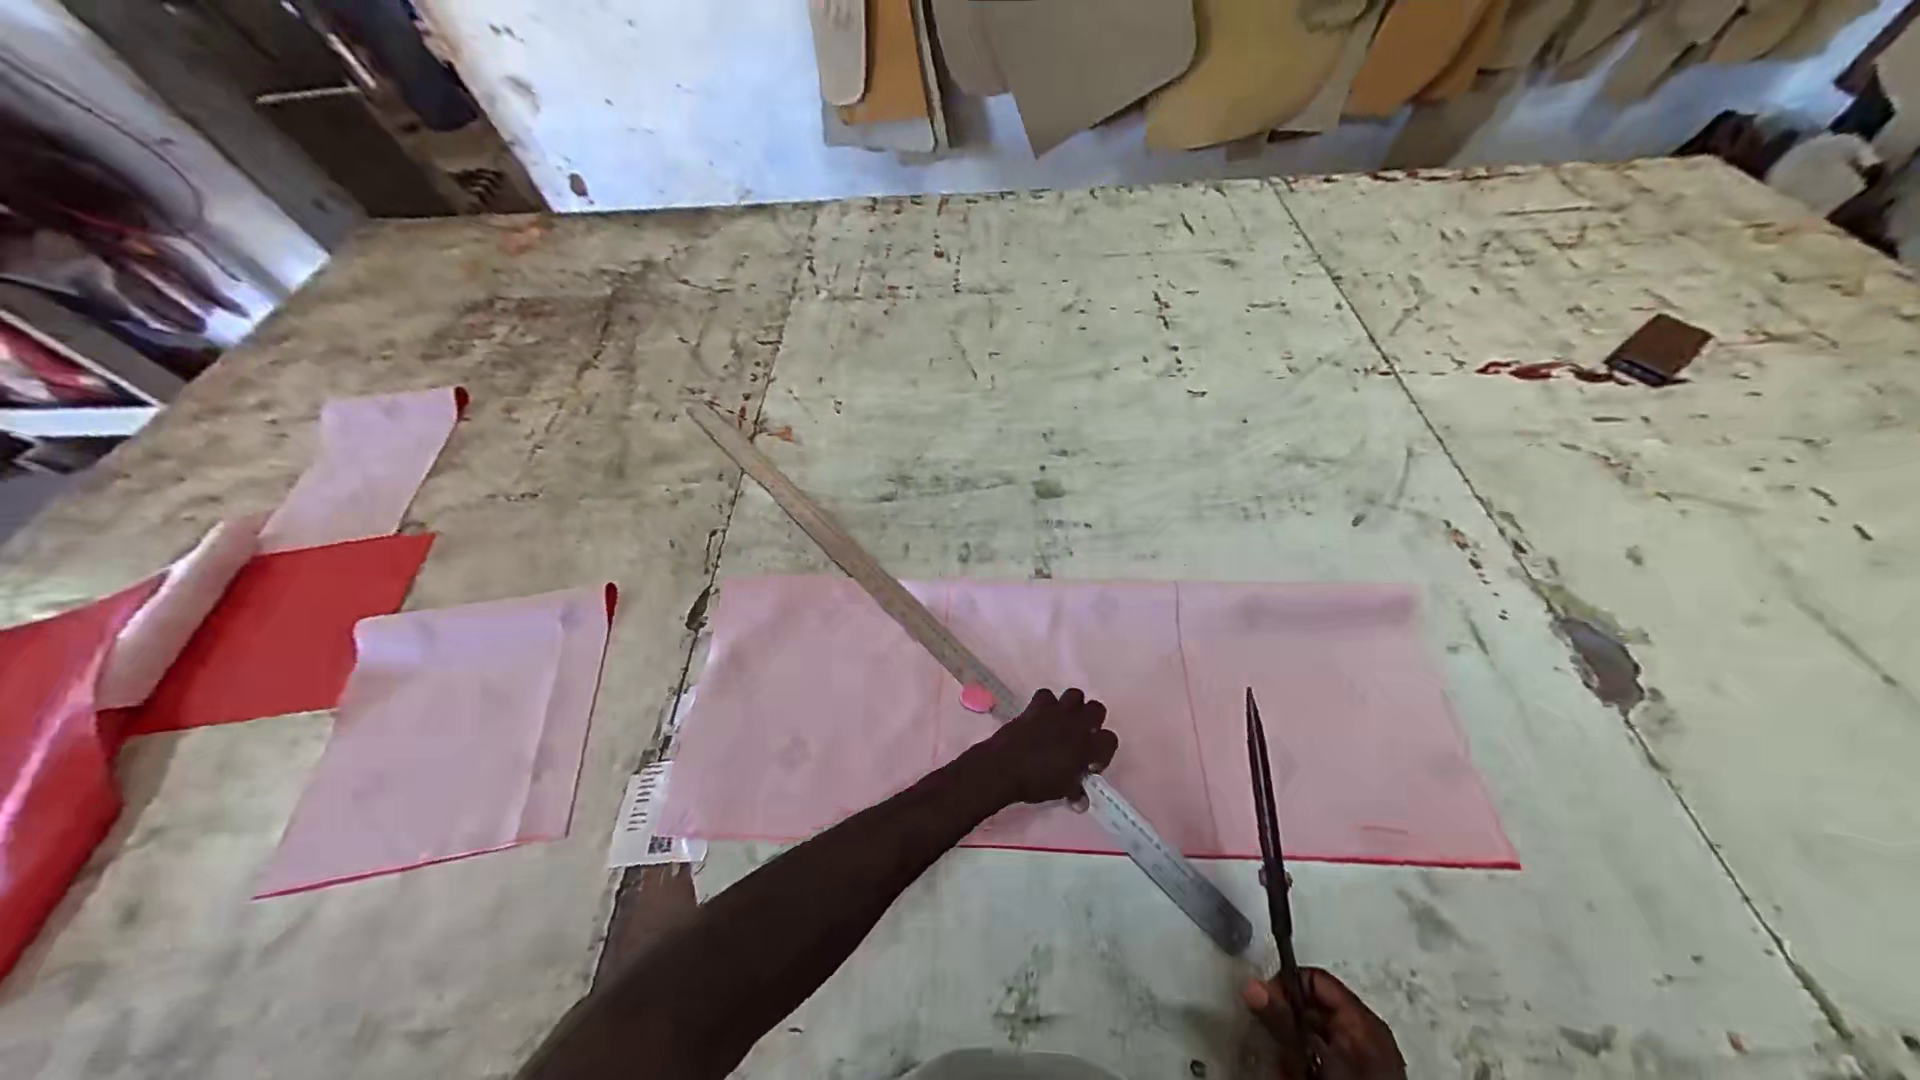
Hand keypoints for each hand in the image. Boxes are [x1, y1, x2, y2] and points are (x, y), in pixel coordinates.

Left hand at [967, 688, 1118, 804]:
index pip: (1110, 740)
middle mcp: (1076, 724)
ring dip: (1073, 706)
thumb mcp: (1062, 791)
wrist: (1005, 767)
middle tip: (1081, 737)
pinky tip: (1041, 716)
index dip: (1103, 751)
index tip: (1090, 763)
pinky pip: (1047, 695)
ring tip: (1063, 721)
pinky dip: (1046, 703)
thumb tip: (1081, 801)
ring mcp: (1056, 712)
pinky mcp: (1036, 706)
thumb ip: (1076, 791)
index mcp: (1088, 746)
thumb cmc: (1037, 783)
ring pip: (1075, 695)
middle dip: (1092, 721)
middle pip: (1097, 709)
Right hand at [1244, 967, 1404, 1079]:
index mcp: (1363, 1022)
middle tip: (1271, 1037)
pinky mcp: (1353, 1078)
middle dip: (1287, 1020)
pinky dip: (1302, 1062)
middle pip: (1312, 1007)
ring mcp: (1362, 1062)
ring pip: (1313, 1033)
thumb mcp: (1309, 1056)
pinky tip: (1293, 1075)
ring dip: (1291, 1045)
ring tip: (1284, 1065)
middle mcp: (1366, 1037)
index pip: (1315, 979)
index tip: (1265, 1002)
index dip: (1286, 985)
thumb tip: (1253, 986)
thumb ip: (1282, 1019)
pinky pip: (1320, 1057)